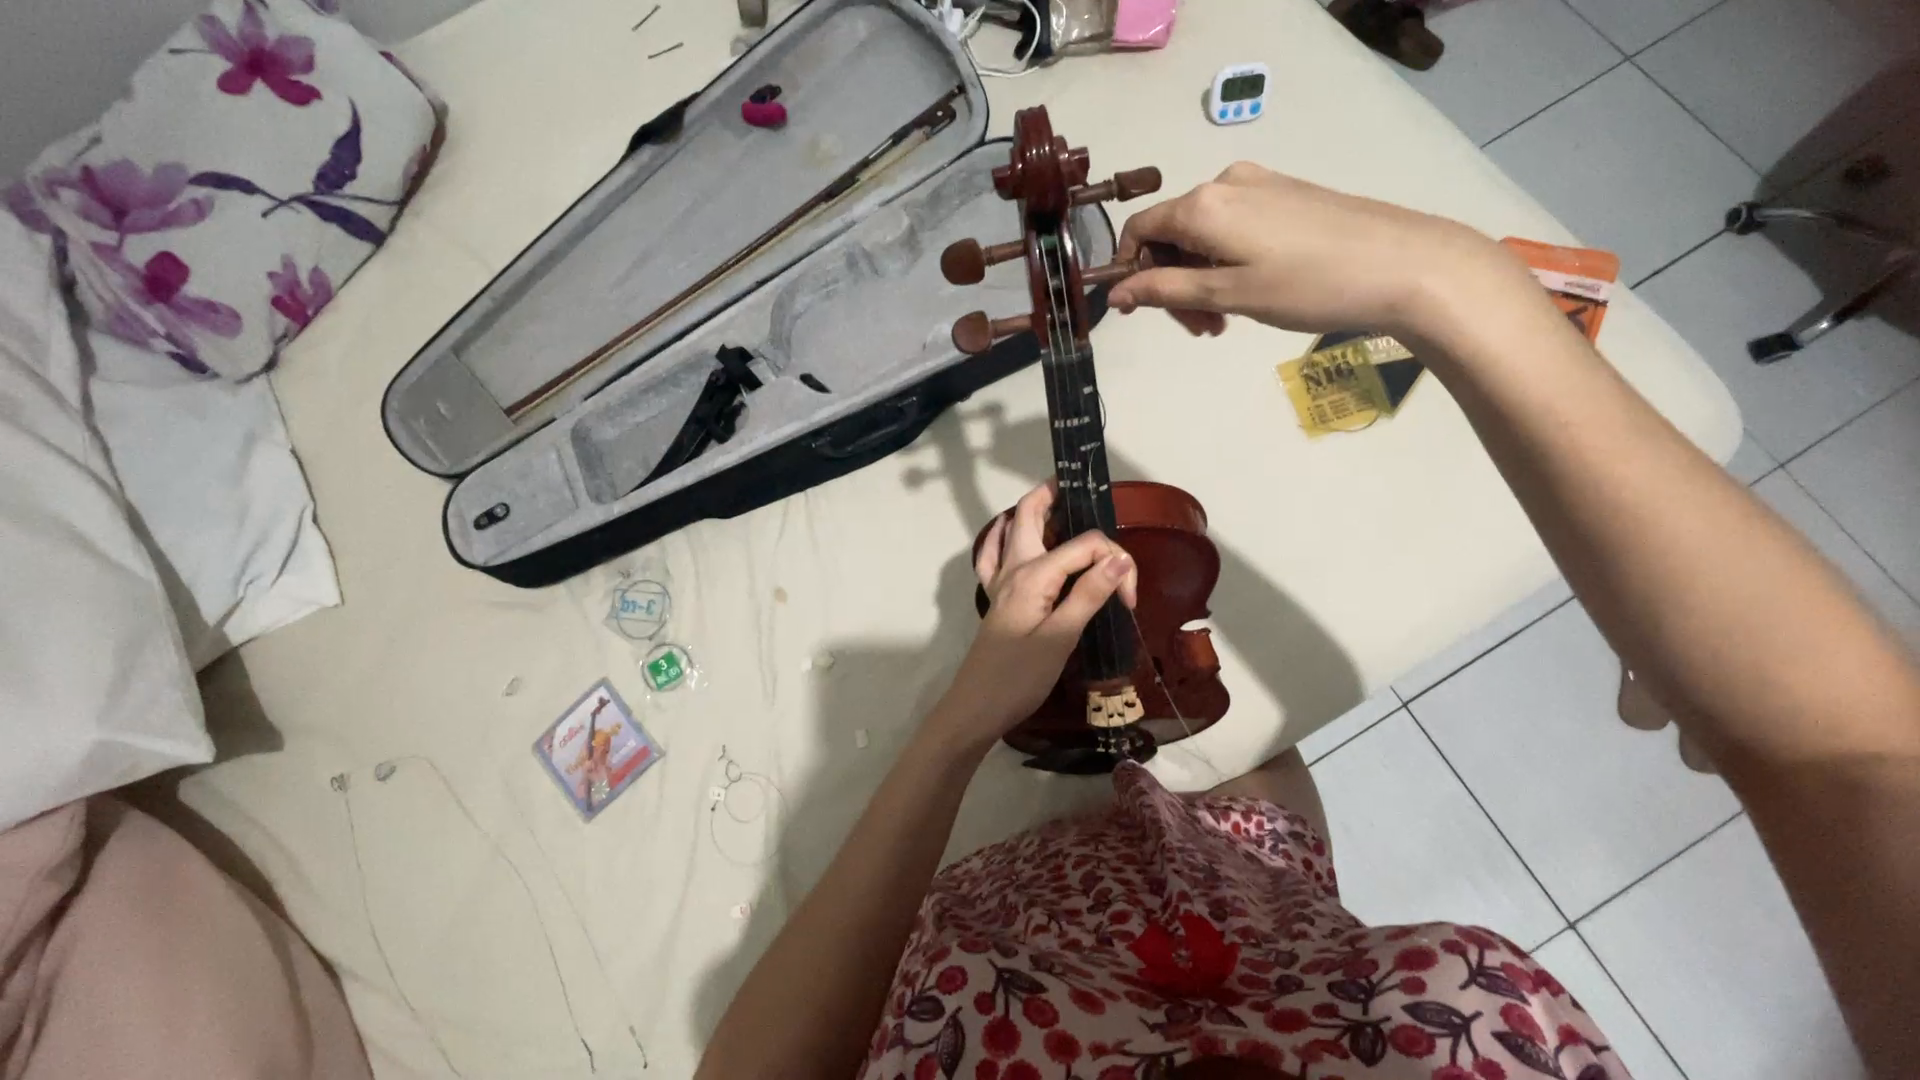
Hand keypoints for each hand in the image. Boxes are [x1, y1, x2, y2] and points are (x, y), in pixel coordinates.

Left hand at [929, 483, 1137, 749]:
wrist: (977, 708)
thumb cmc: (1019, 677)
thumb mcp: (1061, 638)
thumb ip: (1089, 594)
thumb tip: (1120, 557)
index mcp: (1034, 575)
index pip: (1086, 547)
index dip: (1115, 563)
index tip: (1130, 600)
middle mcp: (1014, 569)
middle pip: (1030, 514)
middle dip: (1055, 495)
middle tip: (1083, 489)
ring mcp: (1001, 583)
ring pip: (1013, 530)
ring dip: (1033, 511)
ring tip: (1059, 502)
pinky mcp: (997, 600)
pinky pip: (995, 557)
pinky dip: (1003, 538)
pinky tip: (1008, 535)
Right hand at [1107, 163, 1535, 344]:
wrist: (1405, 264)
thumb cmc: (1307, 285)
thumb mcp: (1228, 294)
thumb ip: (1165, 290)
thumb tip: (1115, 293)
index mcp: (1203, 204)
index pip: (1139, 229)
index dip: (1128, 270)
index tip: (1140, 312)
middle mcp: (1225, 183)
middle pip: (1172, 235)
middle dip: (1171, 283)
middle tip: (1201, 330)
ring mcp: (1259, 185)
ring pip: (1204, 235)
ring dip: (1200, 280)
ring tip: (1225, 322)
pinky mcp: (1286, 194)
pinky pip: (1234, 228)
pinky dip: (1227, 265)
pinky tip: (1251, 294)